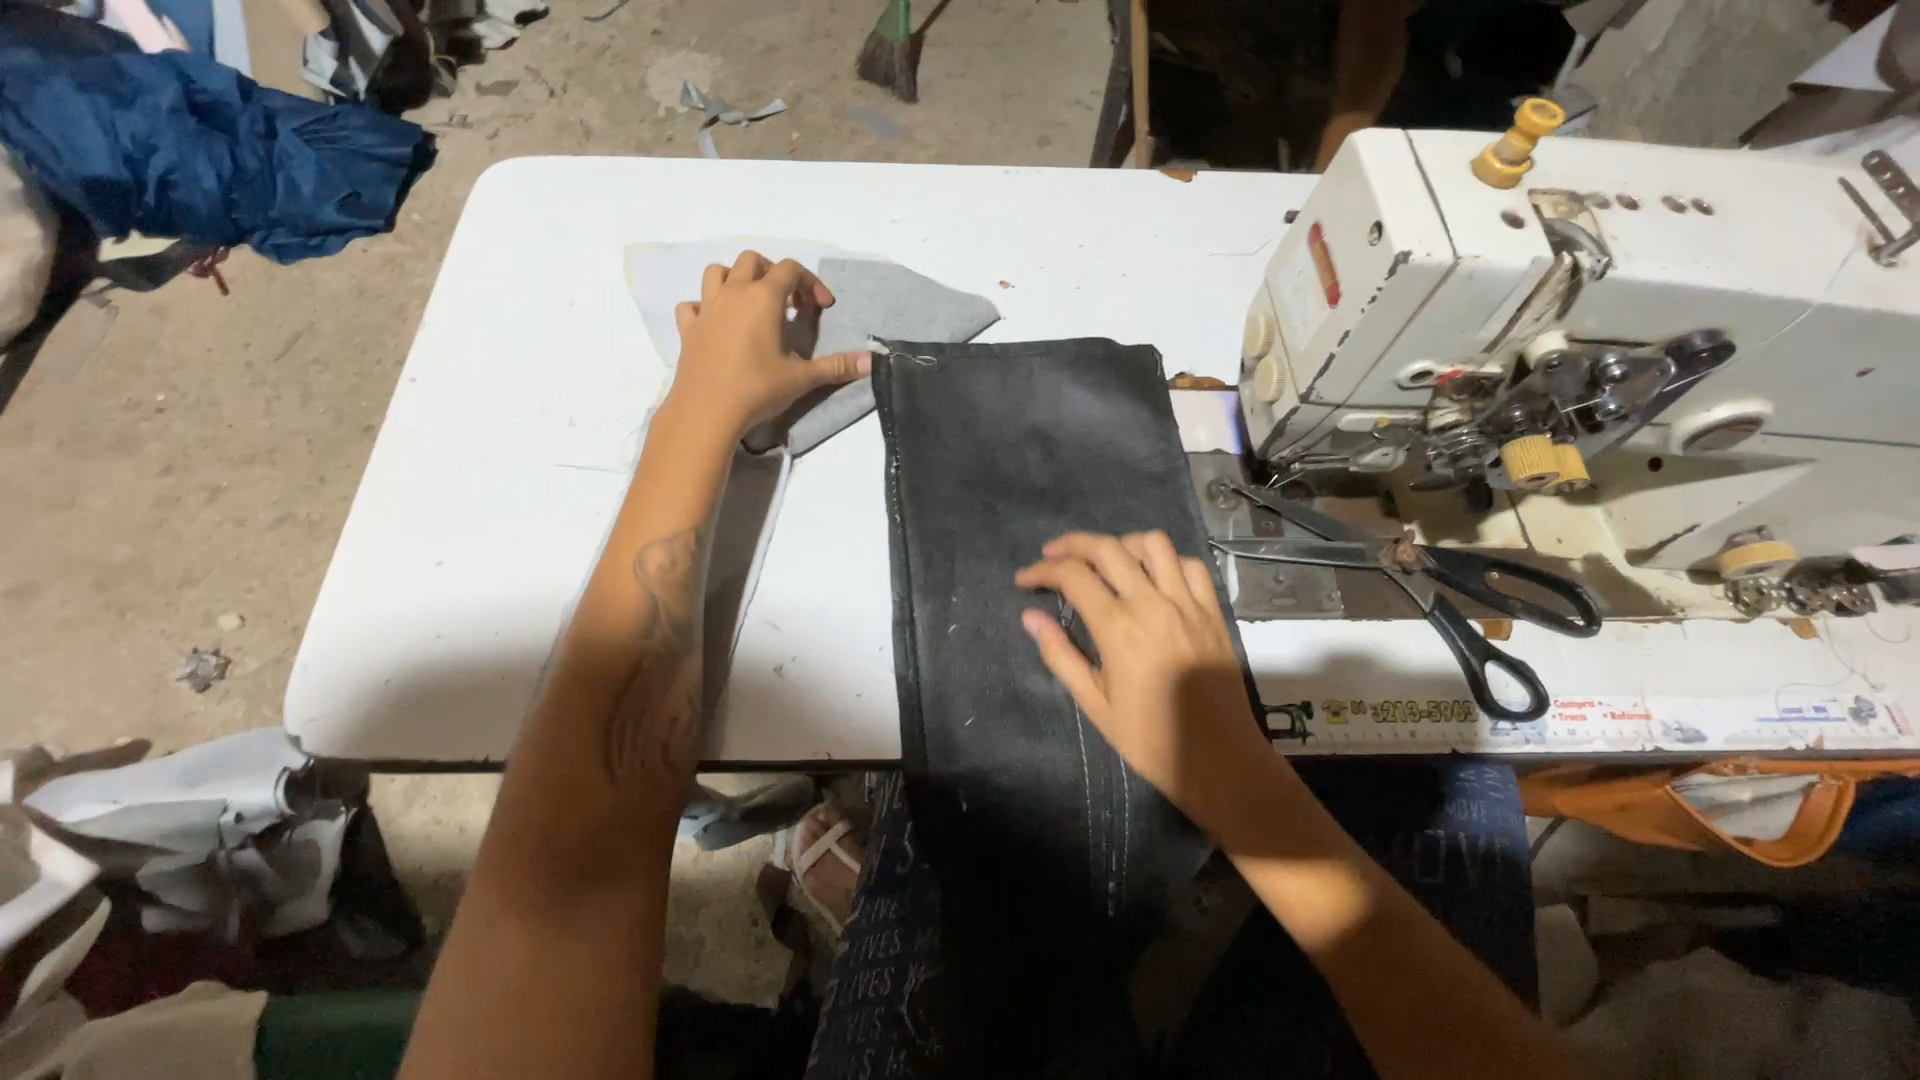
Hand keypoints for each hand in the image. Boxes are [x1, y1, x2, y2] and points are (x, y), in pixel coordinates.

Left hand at [666, 251, 871, 436]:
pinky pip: (691, 305)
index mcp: (763, 298)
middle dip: (772, 273)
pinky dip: (704, 307)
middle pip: (751, 261)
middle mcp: (732, 293)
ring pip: (716, 272)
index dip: (810, 282)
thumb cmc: (757, 389)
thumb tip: (873, 361)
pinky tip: (716, 324)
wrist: (707, 411)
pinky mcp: (688, 329)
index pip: (790, 269)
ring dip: (735, 279)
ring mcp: (706, 309)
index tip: (822, 307)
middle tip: (787, 302)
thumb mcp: (802, 378)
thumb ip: (836, 366)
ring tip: (750, 304)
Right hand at [1015, 531, 1275, 833]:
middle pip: (1107, 548)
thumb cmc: (1149, 739)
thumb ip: (1061, 655)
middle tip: (1052, 554)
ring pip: (1153, 544)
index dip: (1042, 571)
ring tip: (1105, 560)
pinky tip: (1152, 577)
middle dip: (1072, 544)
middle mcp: (1153, 604)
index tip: (1024, 580)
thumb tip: (1031, 618)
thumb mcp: (1095, 704)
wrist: (1218, 758)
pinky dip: (1166, 560)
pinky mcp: (1213, 610)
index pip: (1073, 576)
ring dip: (1121, 544)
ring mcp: (1188, 603)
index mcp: (1119, 629)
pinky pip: (1190, 565)